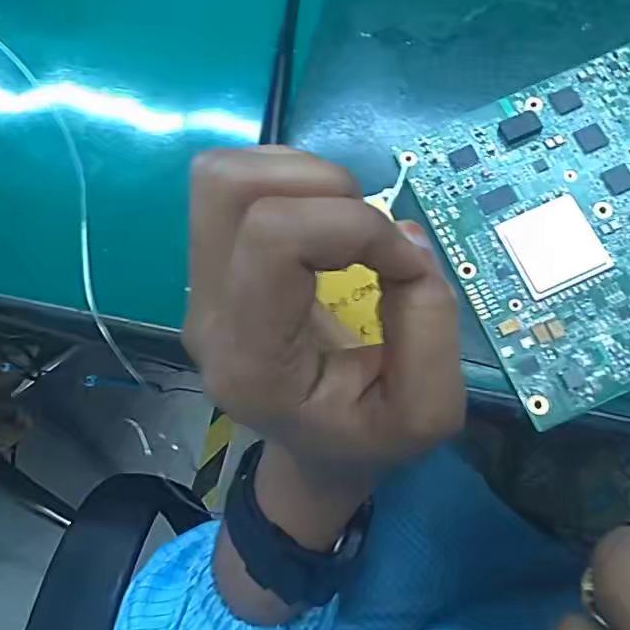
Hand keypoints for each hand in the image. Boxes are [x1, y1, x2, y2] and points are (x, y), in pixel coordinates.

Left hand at [184, 147, 462, 564]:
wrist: (316, 453)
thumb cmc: (367, 439)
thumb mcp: (428, 411)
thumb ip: (430, 323)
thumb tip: (403, 234)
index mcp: (253, 361)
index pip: (276, 237)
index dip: (356, 227)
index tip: (404, 263)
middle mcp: (207, 317)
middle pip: (232, 189)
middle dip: (325, 187)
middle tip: (368, 233)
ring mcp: (199, 288)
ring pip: (222, 177)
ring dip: (301, 177)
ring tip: (344, 221)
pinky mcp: (208, 266)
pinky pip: (229, 187)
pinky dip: (288, 181)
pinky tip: (320, 221)